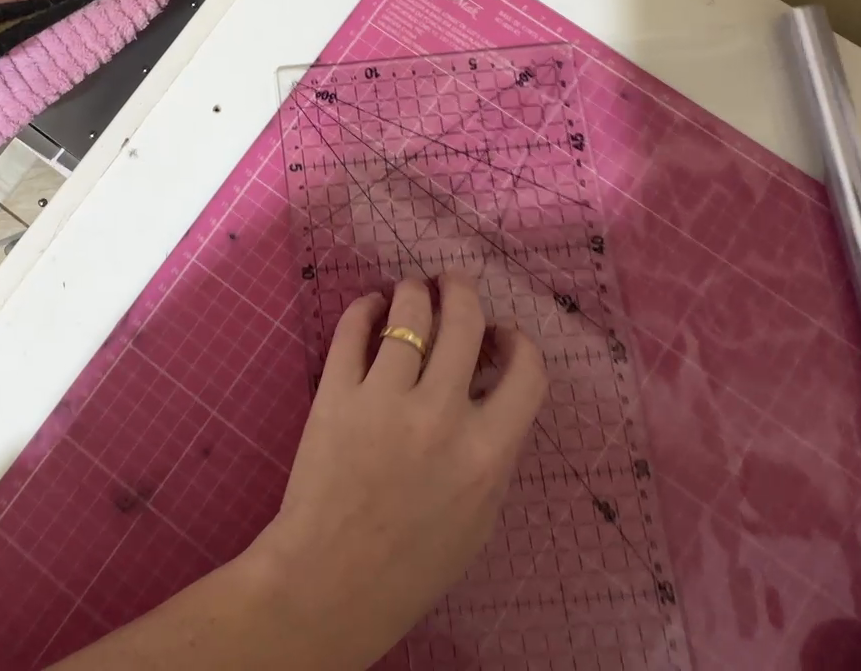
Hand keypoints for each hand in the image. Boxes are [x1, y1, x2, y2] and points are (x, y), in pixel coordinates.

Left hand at [248, 273, 548, 667]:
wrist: (334, 577)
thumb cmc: (414, 560)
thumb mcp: (480, 515)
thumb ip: (493, 451)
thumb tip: (491, 391)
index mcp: (488, 451)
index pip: (527, 370)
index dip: (518, 341)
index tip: (503, 335)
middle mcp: (441, 414)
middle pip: (464, 321)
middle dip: (462, 291)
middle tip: (453, 284)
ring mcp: (383, 398)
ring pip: (408, 312)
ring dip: (414, 291)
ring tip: (410, 291)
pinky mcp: (335, 392)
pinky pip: (353, 330)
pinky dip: (364, 307)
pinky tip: (370, 307)